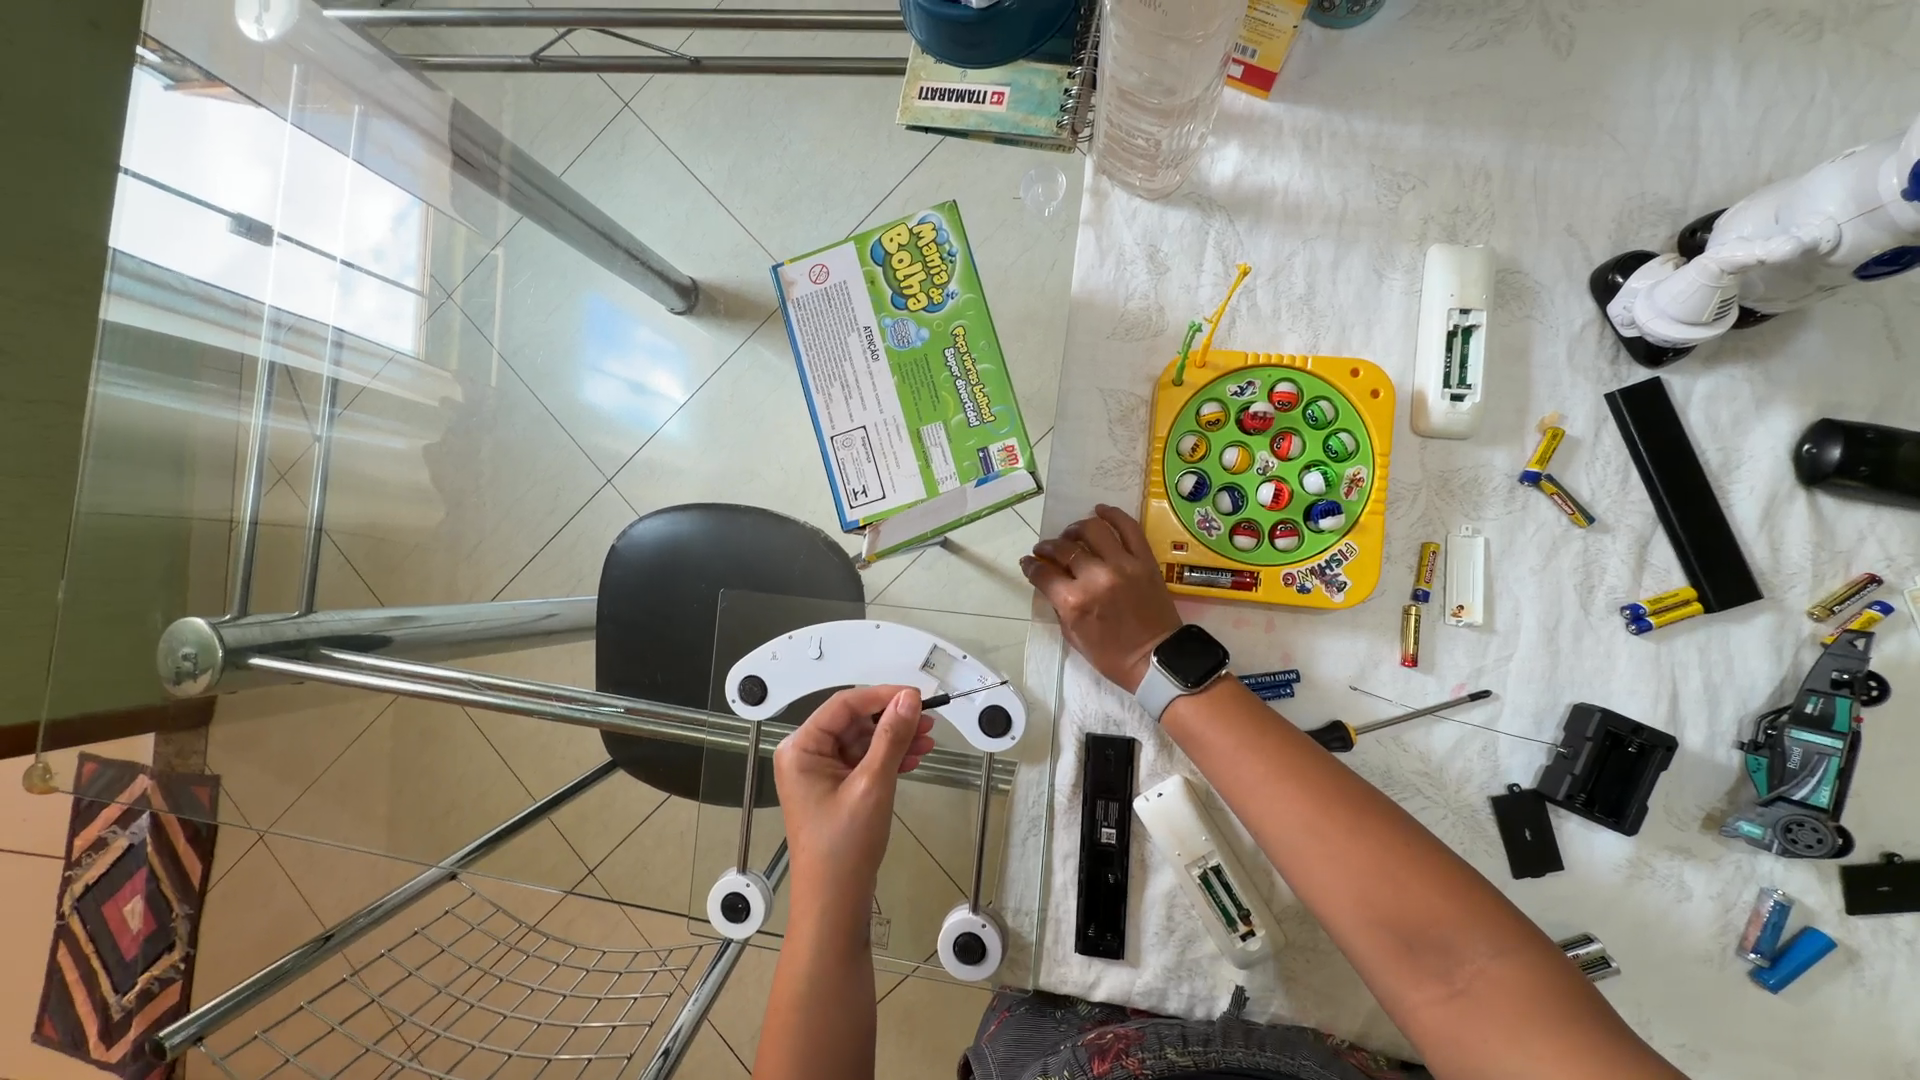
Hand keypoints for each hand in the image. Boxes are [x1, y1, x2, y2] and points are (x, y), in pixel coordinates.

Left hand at [772, 686, 936, 897]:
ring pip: (862, 740)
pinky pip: (863, 760)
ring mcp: (819, 773)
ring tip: (928, 740)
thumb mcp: (872, 784)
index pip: (843, 705)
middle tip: (928, 721)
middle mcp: (805, 755)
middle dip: (892, 719)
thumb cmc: (845, 844)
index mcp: (800, 748)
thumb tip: (909, 698)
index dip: (881, 696)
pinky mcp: (835, 789)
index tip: (916, 697)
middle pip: (853, 721)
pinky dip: (888, 757)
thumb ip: (891, 737)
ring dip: (895, 738)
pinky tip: (914, 758)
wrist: (834, 902)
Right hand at [1021, 504, 1182, 691]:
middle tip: (1046, 549)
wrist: (1157, 659)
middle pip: (1063, 548)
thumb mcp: (1073, 636)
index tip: (1029, 562)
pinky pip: (1128, 527)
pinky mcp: (1144, 560)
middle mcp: (1095, 577)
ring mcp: (1122, 565)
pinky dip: (1112, 514)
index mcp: (1074, 602)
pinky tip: (1100, 511)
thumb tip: (1050, 581)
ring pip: (1092, 529)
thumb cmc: (1111, 656)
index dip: (1031, 565)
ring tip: (1072, 534)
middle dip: (1048, 546)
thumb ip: (1059, 605)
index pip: (1043, 573)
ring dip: (1075, 528)